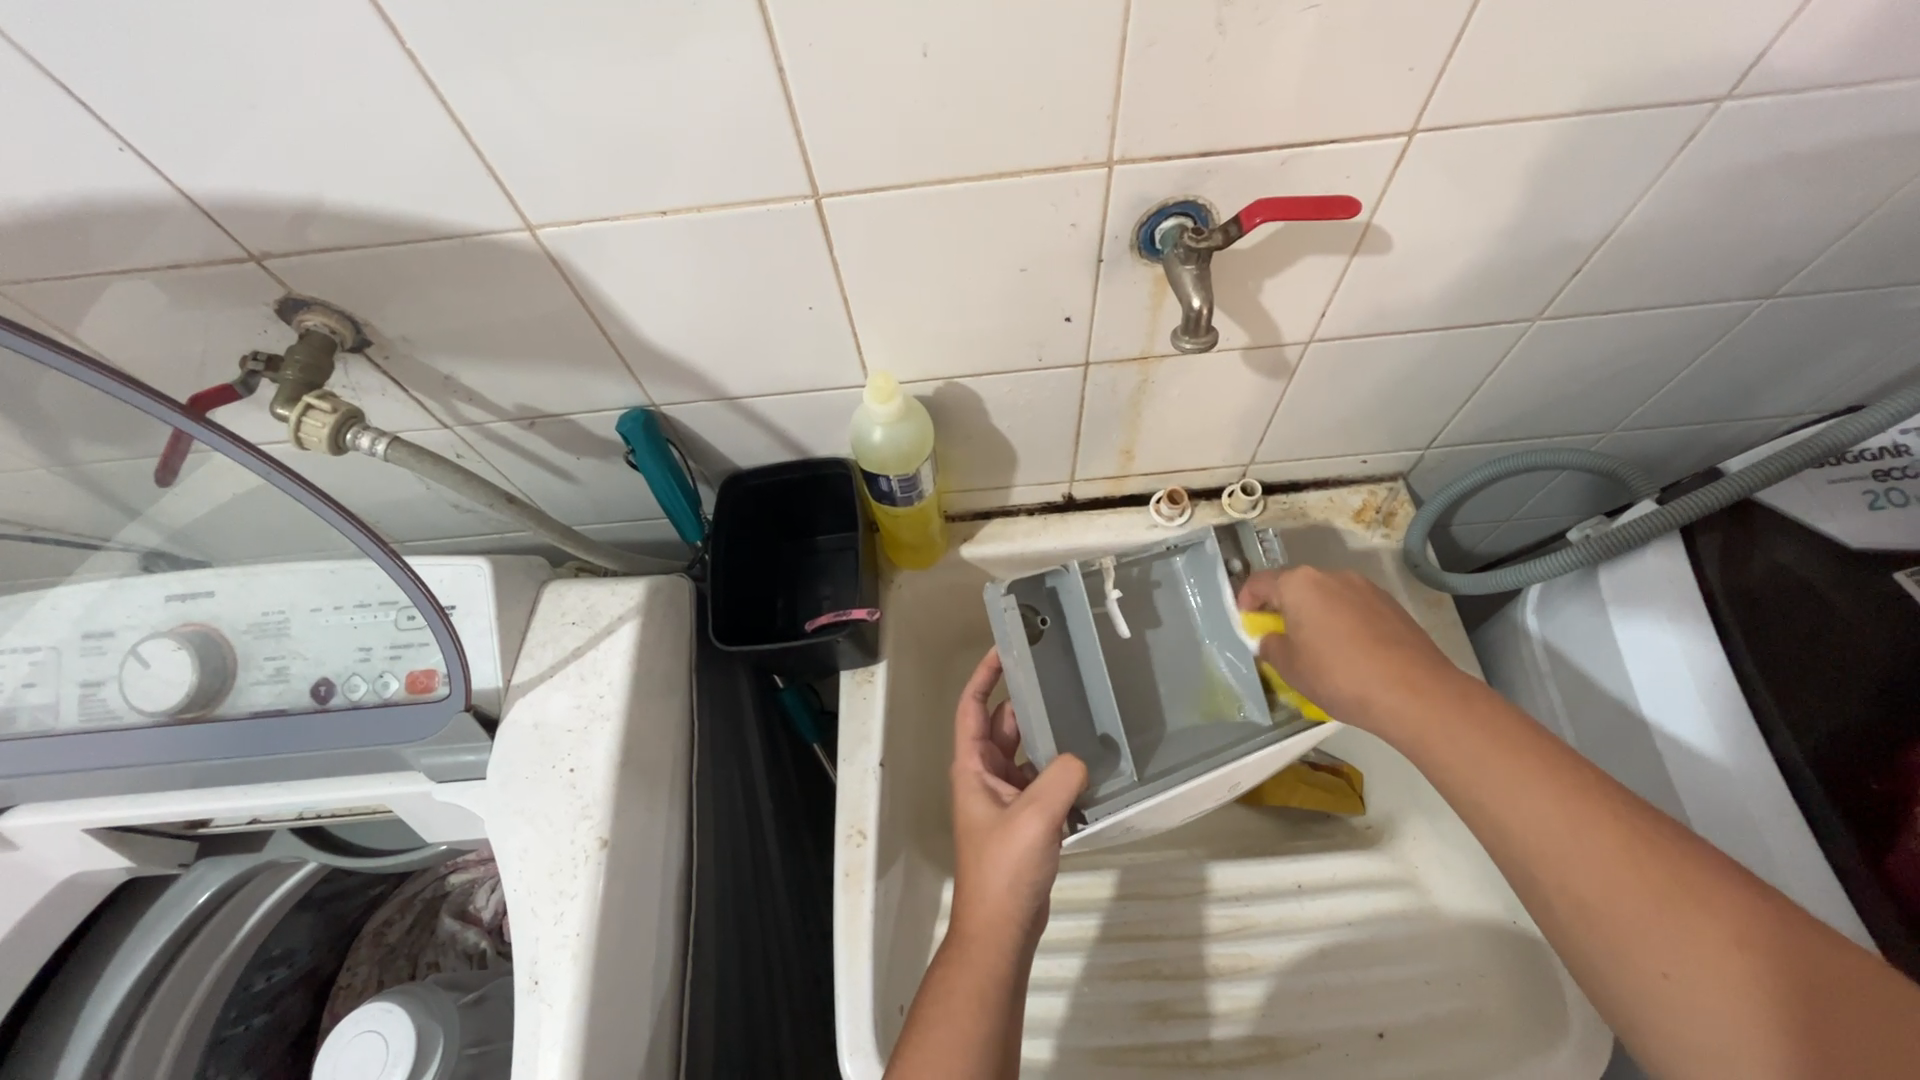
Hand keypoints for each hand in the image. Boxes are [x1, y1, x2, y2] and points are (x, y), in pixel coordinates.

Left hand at [949, 647, 1086, 953]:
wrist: (1002, 927)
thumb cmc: (1005, 868)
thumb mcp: (1035, 816)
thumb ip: (1061, 777)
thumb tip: (1080, 757)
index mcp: (973, 767)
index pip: (972, 707)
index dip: (985, 676)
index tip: (1006, 647)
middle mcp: (986, 776)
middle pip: (1004, 726)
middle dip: (1027, 702)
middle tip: (1061, 677)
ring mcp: (1006, 798)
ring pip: (1028, 753)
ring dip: (1048, 737)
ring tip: (1083, 713)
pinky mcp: (1026, 819)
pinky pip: (1043, 781)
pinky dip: (1061, 770)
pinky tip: (1091, 763)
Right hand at [1237, 566, 1466, 736]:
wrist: (1414, 692)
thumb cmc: (1339, 676)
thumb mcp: (1290, 667)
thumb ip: (1271, 646)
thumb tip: (1272, 639)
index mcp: (1300, 585)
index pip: (1260, 582)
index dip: (1246, 600)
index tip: (1246, 622)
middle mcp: (1332, 576)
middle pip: (1296, 586)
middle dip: (1284, 609)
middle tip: (1281, 638)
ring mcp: (1366, 588)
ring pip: (1328, 597)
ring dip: (1316, 615)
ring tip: (1318, 649)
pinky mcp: (1392, 605)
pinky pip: (1354, 609)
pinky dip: (1344, 623)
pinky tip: (1351, 653)